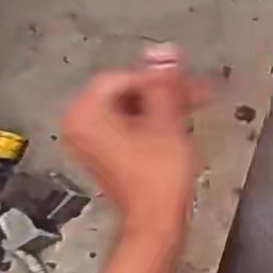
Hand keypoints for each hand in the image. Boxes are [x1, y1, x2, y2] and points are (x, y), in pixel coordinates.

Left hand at [62, 44, 205, 236]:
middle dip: (161, 91)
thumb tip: (163, 54)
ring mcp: (90, 141)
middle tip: (192, 92)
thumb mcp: (166, 124)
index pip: (123, 78)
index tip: (184, 81)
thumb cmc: (157, 180)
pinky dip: (150, 122)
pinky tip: (175, 126)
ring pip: (128, 108)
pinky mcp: (105, 154)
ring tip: (189, 109)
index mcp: (86, 115)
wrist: (156, 218)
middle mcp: (80, 126)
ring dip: (160, 106)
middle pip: (124, 92)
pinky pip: (127, 126)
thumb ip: (164, 85)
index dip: (158, 78)